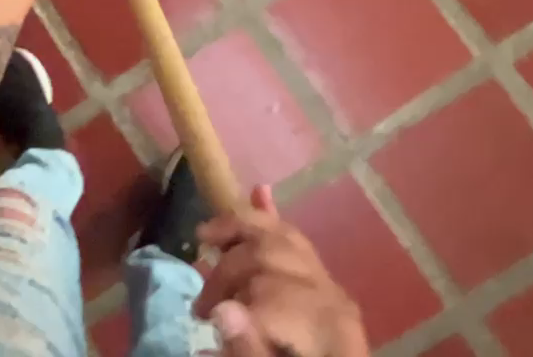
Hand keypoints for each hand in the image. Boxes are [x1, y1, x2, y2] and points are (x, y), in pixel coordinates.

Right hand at [195, 186, 368, 356]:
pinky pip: (298, 244)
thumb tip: (222, 311)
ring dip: (240, 230)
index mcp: (327, 328)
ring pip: (283, 238)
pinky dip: (274, 218)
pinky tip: (259, 191)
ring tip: (205, 238)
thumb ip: (252, 354)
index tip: (204, 325)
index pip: (272, 292)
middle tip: (199, 309)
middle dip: (227, 273)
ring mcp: (331, 292)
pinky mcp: (326, 293)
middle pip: (272, 256)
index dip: (234, 302)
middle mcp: (333, 299)